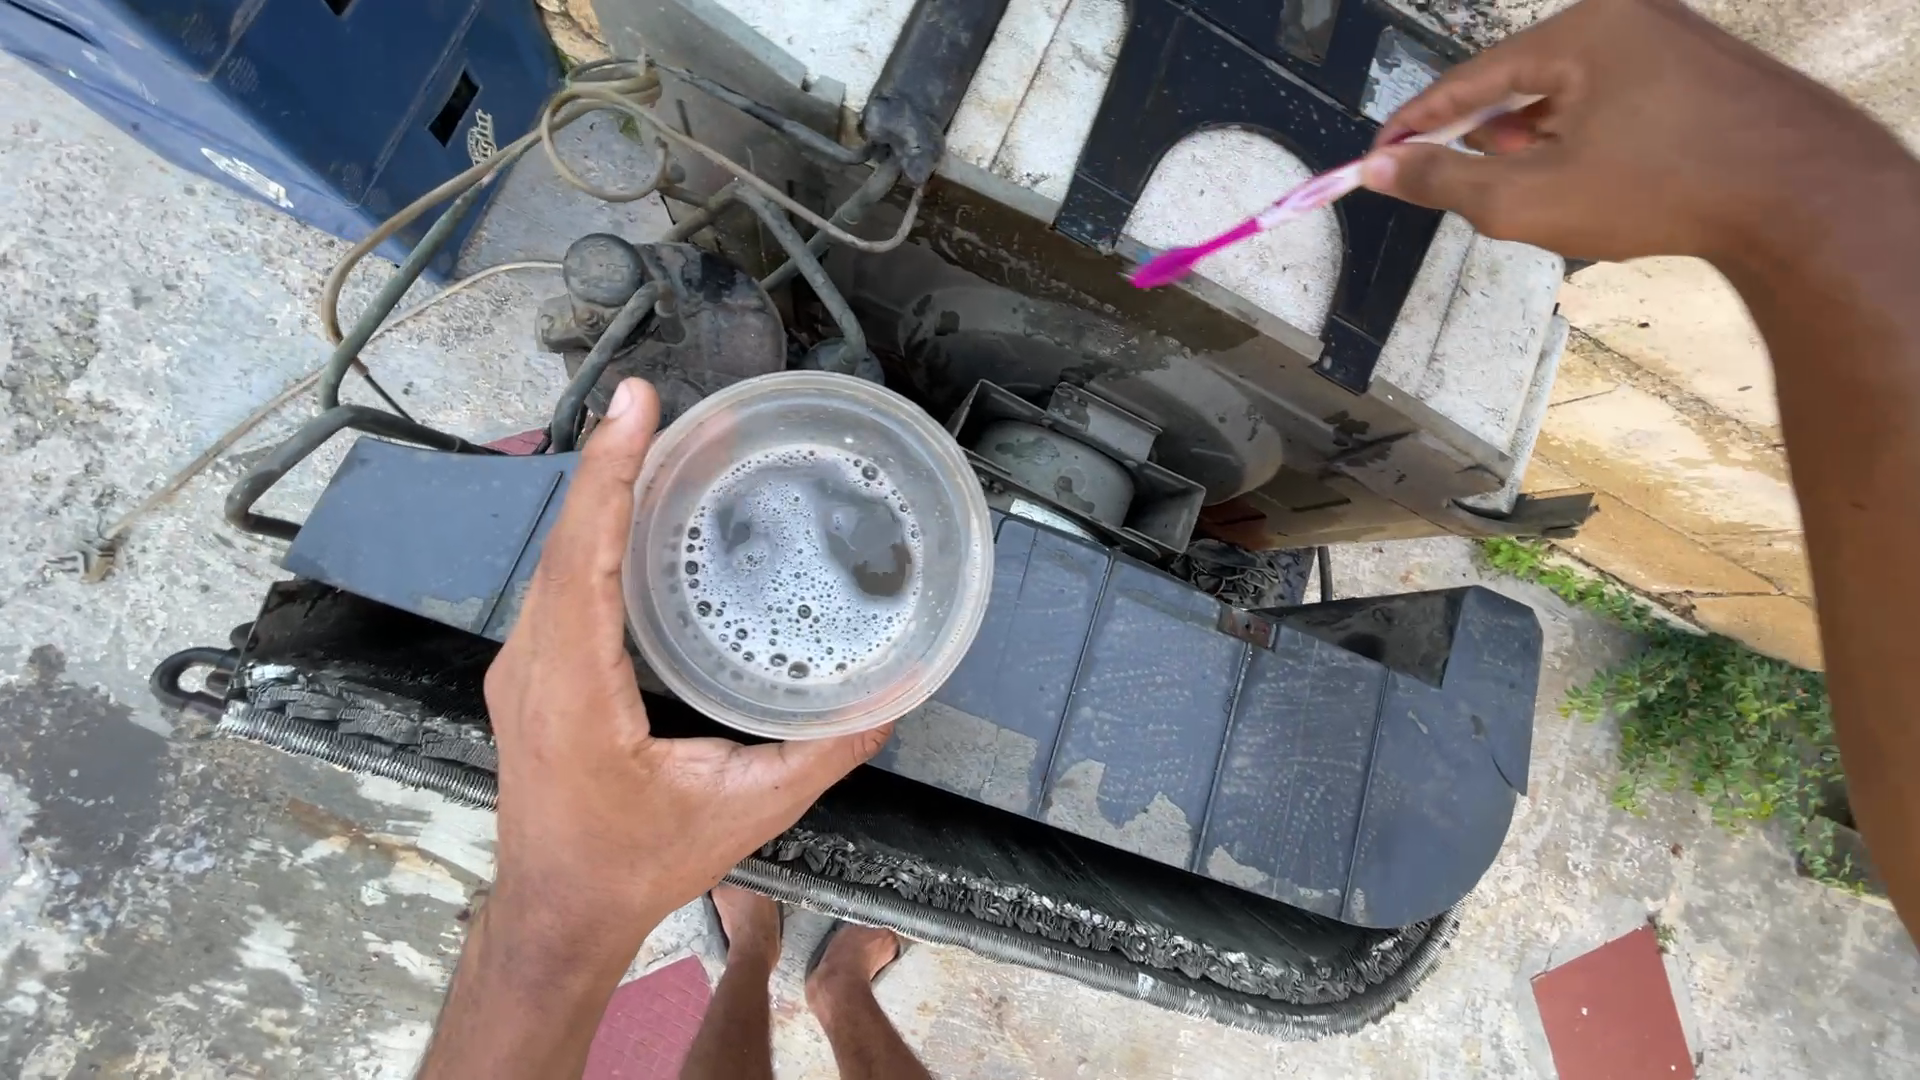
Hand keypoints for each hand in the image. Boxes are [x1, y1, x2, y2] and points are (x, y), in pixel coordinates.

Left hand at [482, 378, 890, 955]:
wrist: (559, 913)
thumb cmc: (643, 864)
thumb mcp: (749, 811)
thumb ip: (825, 754)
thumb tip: (892, 698)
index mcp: (576, 693)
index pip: (585, 562)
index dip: (610, 476)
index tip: (635, 405)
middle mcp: (536, 665)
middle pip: (566, 542)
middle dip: (613, 462)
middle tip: (661, 404)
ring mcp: (526, 666)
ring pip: (557, 558)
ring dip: (601, 491)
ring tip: (656, 439)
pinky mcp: (534, 671)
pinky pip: (561, 582)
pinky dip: (594, 531)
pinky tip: (633, 510)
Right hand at [1359, 0, 1911, 264]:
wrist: (1798, 197)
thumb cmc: (1653, 192)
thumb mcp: (1521, 197)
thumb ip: (1438, 180)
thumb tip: (1376, 167)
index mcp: (1580, 33)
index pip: (1463, 80)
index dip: (1410, 126)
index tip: (1371, 161)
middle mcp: (1622, 17)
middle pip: (1507, 83)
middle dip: (1480, 142)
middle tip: (1474, 193)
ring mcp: (1660, 36)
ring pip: (1550, 95)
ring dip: (1525, 146)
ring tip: (1541, 192)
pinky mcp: (1683, 65)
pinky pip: (1592, 98)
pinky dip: (1566, 138)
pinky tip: (1580, 176)